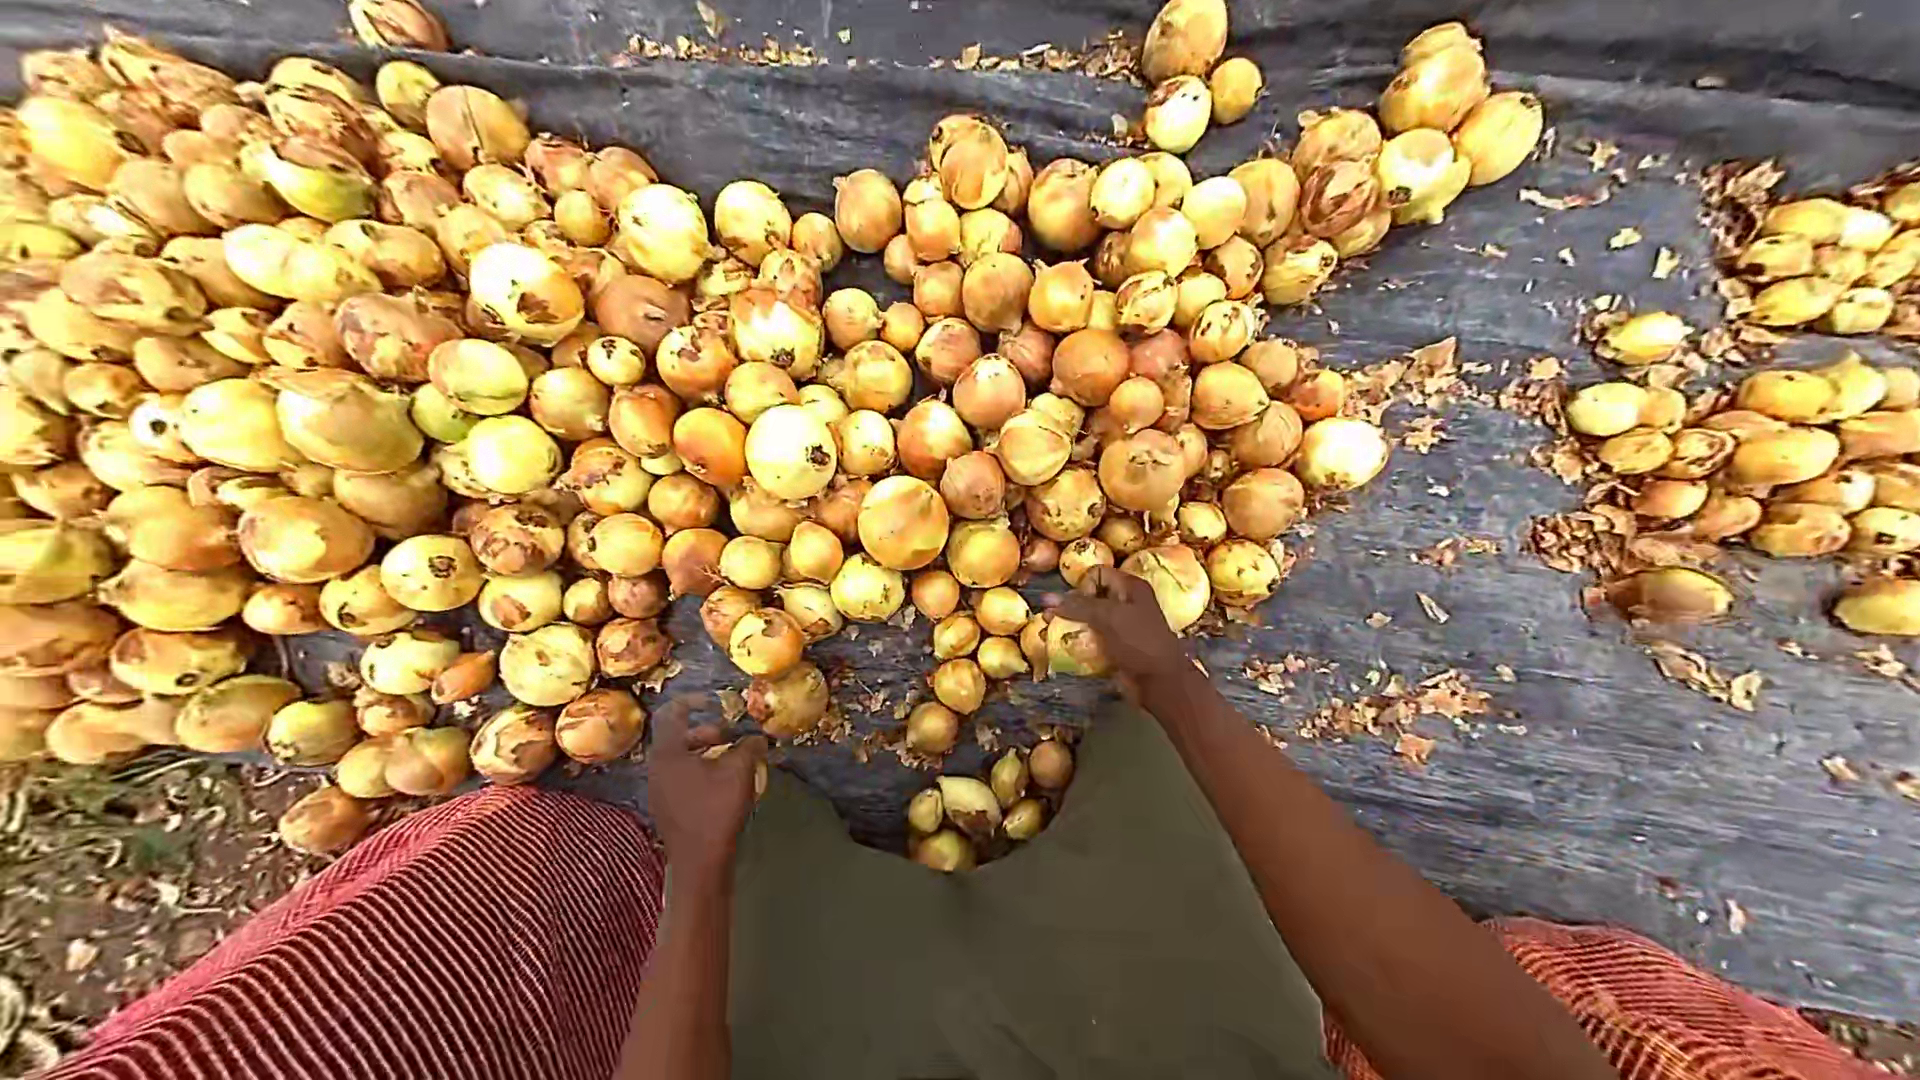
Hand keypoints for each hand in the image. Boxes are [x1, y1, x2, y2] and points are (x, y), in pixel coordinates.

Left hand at [647, 696, 767, 878]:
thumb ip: (749, 746)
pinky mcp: (667, 805)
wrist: (700, 862)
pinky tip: (724, 780)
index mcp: (668, 752)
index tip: (715, 700)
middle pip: (678, 736)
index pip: (672, 713)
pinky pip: (682, 775)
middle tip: (732, 734)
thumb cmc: (716, 808)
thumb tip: (756, 737)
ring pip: (681, 757)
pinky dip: (702, 768)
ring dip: (707, 751)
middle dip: (708, 730)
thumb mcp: (740, 770)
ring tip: (733, 757)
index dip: (693, 701)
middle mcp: (657, 767)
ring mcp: (659, 788)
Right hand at [1047, 565, 1190, 704]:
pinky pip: (1094, 635)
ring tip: (1056, 631)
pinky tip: (1070, 646)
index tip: (1080, 605)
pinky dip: (1082, 639)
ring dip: (1074, 624)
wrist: (1160, 681)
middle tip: (1056, 618)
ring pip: (1090, 617)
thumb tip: (1045, 598)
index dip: (1085, 586)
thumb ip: (1078, 606)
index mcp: (1131, 587)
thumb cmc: (1138, 642)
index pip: (1098, 573)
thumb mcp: (1109, 617)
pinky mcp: (1117, 644)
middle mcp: (1127, 602)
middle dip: (1073, 605)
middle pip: (1092, 595)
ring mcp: (1122, 624)